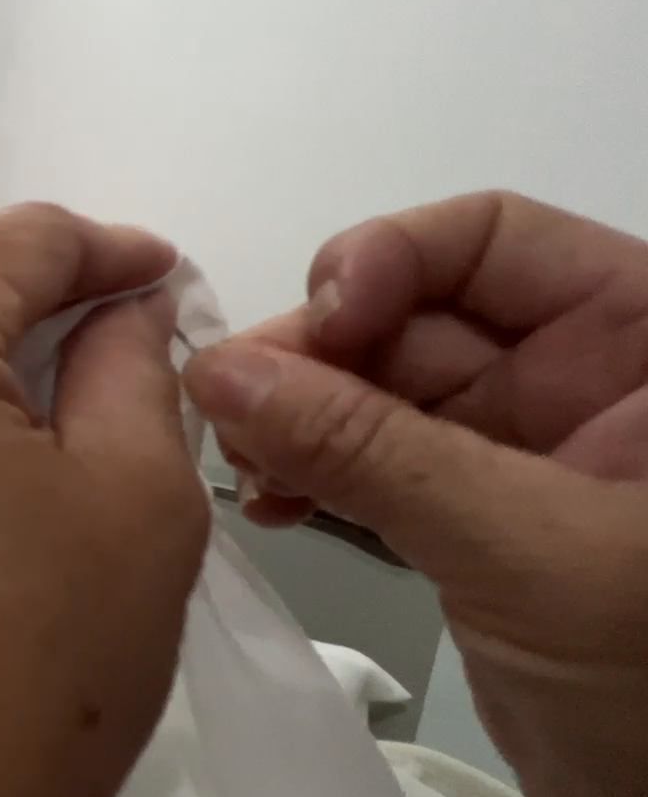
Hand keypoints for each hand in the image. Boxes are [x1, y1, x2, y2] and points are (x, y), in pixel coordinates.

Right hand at [183, 192, 647, 796]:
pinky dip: (297, 471)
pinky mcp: (463, 511)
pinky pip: (352, 456)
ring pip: (357, 388)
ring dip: (283, 422)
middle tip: (233, 425)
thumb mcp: (534, 555)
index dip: (379, 266)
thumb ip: (366, 451)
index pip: (482, 242)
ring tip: (247, 476)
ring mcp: (514, 450)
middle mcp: (581, 383)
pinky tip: (270, 507)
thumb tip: (215, 372)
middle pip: (396, 316)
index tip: (306, 341)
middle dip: (302, 362)